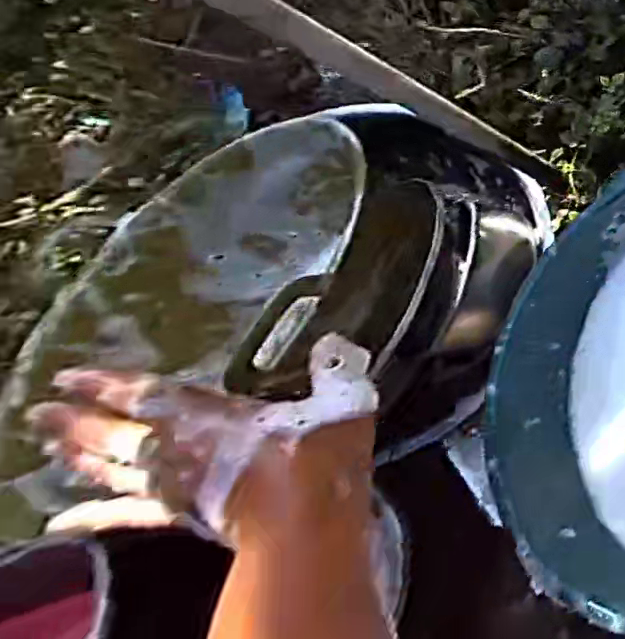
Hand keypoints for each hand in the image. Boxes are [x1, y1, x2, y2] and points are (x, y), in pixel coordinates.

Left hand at [29, 334, 378, 539]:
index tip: (69, 379)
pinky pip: (125, 515)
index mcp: (217, 416)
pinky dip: (91, 516)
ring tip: (52, 448)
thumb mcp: (346, 397)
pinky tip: (60, 522)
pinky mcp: (178, 514)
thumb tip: (331, 341)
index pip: (152, 396)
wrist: (306, 516)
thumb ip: (335, 368)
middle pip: (116, 435)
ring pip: (112, 471)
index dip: (110, 386)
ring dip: (79, 459)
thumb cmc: (322, 450)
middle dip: (75, 423)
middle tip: (40, 413)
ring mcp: (174, 486)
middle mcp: (181, 450)